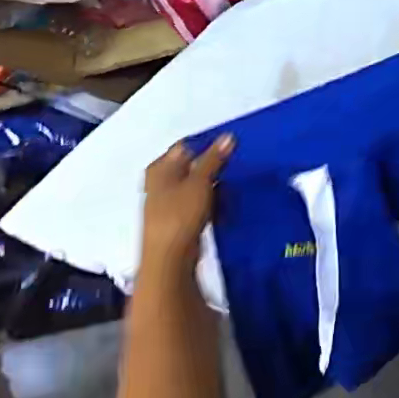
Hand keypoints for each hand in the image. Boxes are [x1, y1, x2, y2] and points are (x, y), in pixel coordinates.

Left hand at [141, 135, 234, 269]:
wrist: (169, 261)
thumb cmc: (179, 215)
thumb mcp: (199, 182)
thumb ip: (214, 159)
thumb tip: (229, 136)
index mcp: (159, 169)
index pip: (186, 147)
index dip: (208, 145)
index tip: (232, 146)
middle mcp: (160, 183)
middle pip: (191, 167)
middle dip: (214, 166)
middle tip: (239, 163)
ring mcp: (169, 203)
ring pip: (197, 187)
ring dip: (215, 186)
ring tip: (238, 182)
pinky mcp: (180, 221)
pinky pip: (200, 204)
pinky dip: (212, 202)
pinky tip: (229, 204)